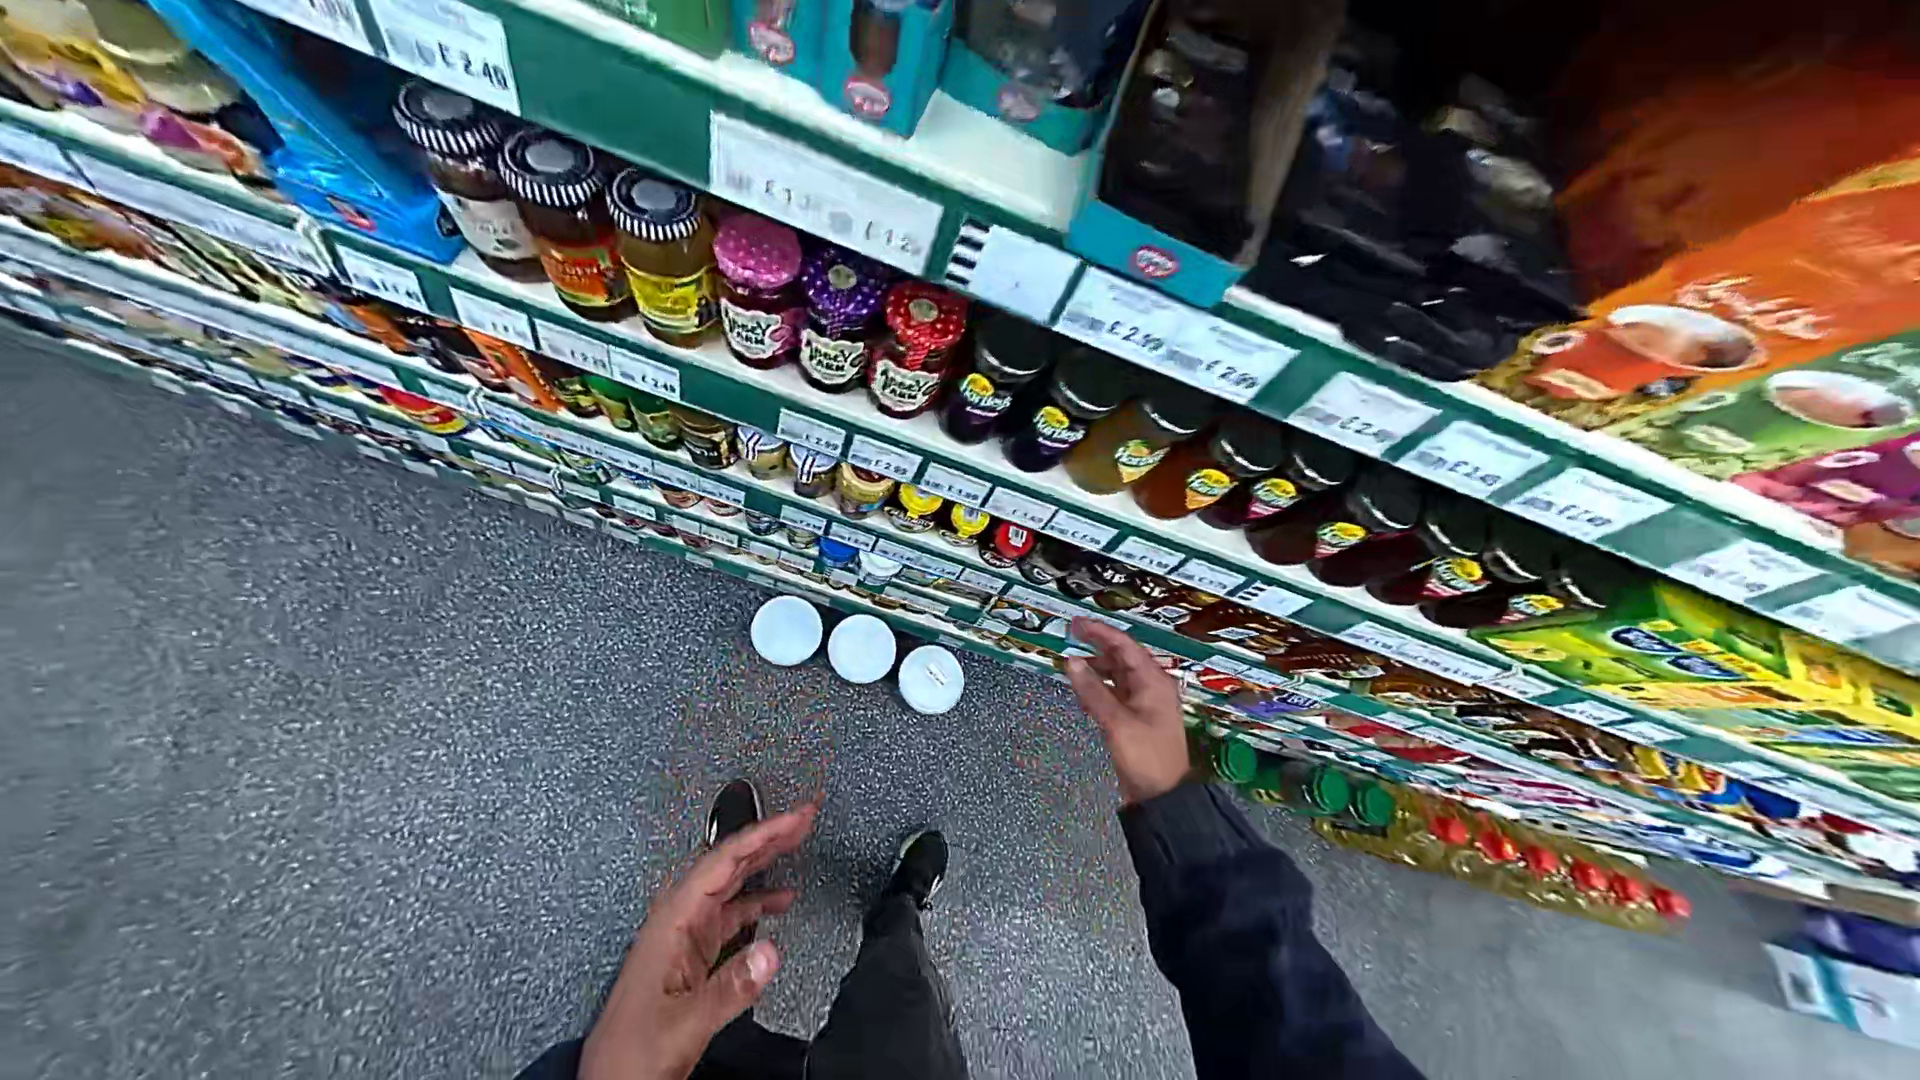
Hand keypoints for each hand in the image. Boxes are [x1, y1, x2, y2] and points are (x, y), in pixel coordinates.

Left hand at [580, 804, 817, 1079]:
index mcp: (673, 919)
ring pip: (732, 882)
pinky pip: (733, 911)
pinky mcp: (695, 952)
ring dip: (765, 861)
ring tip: (797, 842)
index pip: (724, 859)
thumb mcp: (685, 1023)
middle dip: (769, 836)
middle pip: (730, 862)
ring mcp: (687, 934)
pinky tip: (780, 900)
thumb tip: (771, 951)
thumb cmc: (631, 1056)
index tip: (793, 818)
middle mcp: (680, 918)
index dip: (762, 834)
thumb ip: (731, 986)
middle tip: (803, 817)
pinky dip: (760, 900)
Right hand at [1065, 618, 1192, 805]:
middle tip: (1071, 635)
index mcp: (1153, 681)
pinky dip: (1098, 686)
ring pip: (1116, 674)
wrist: (1163, 797)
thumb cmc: (1146, 756)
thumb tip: (1072, 662)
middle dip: (1096, 645)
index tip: (1076, 623)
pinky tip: (1083, 689)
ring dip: (1096, 667)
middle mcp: (1150, 686)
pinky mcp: (1135, 718)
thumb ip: (1092, 690)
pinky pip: (1114, 692)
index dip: (1100, 631)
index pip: (1124, 645)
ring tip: (1072, 664)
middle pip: (1121, 656)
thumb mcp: (1116, 722)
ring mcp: (1143, 702)